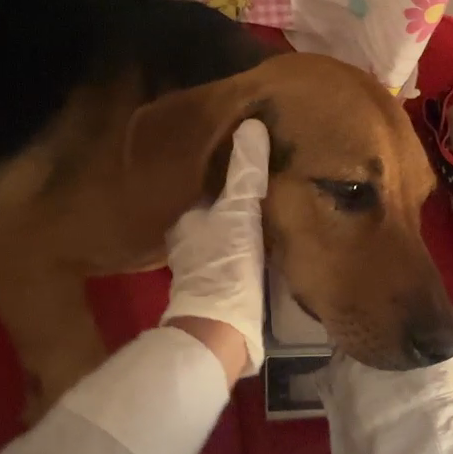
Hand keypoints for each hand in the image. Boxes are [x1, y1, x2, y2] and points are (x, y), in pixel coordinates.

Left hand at [159, 119, 268, 377]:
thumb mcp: (239, 211)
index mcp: (184, 219)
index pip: (204, 184)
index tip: (247, 157)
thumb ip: (245, 172)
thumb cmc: (225, 263)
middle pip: (213, 209)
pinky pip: (233, 254)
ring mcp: (201, 267)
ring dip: (239, 222)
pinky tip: (265, 241)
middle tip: (264, 178)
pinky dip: (245, 245)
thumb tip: (252, 125)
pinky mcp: (219, 287)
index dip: (224, 171)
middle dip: (232, 197)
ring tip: (268, 206)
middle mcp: (186, 241)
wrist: (222, 328)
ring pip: (222, 232)